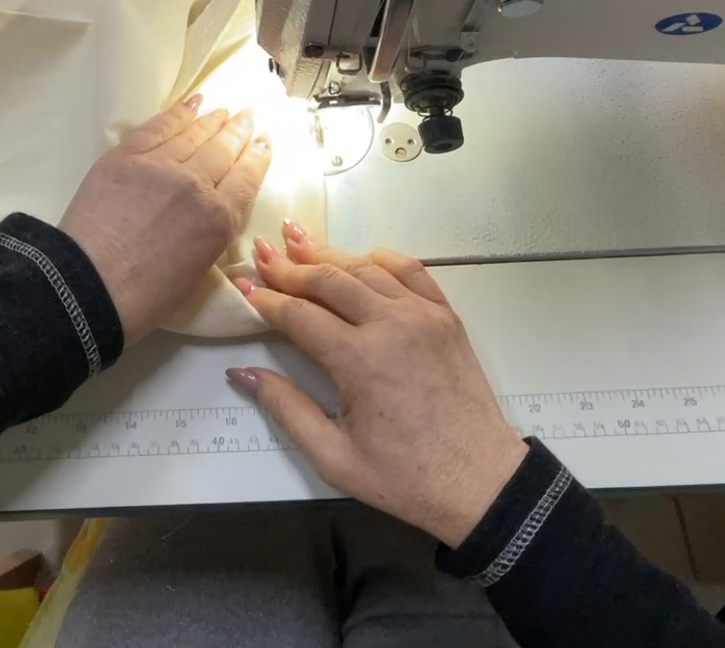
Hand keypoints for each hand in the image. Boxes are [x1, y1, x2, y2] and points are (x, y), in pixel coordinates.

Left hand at [58, 96, 270, 344]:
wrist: (86, 289)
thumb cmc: (144, 297)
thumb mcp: (198, 272)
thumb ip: (212, 234)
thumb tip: (213, 210)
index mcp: (218, 220)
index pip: (246, 179)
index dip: (258, 157)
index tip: (265, 141)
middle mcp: (195, 185)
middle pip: (223, 150)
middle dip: (239, 131)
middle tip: (249, 116)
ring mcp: (158, 166)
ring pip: (194, 135)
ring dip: (213, 120)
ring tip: (225, 110)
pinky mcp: (125, 156)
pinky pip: (158, 127)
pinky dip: (178, 114)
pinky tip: (192, 104)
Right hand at [229, 225, 525, 547]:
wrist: (483, 484)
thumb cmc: (404, 477)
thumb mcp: (334, 458)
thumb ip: (286, 409)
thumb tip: (242, 373)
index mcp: (360, 361)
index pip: (299, 314)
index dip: (267, 299)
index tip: (245, 287)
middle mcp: (391, 326)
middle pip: (329, 280)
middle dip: (290, 265)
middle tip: (263, 252)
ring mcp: (423, 315)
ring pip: (365, 268)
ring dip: (328, 253)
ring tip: (297, 240)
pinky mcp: (446, 316)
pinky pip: (410, 270)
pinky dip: (380, 258)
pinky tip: (359, 257)